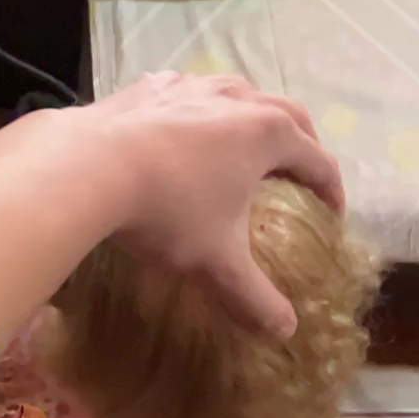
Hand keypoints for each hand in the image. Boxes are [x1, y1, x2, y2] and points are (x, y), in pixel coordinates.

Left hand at [59, 72, 344, 336]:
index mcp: (267, 134)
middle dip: (303, 147)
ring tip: (247, 150)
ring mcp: (192, 85)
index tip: (332, 216)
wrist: (86, 167)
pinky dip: (203, 111)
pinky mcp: (151, 86)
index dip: (332, 190)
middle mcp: (238, 98)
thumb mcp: (215, 262)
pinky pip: (191, 92)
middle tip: (301, 177)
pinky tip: (186, 131)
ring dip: (254, 120)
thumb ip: (254, 297)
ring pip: (241, 94)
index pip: (319, 161)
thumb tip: (285, 332)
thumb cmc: (167, 211)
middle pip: (290, 116)